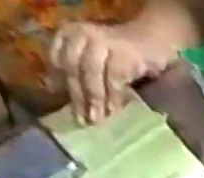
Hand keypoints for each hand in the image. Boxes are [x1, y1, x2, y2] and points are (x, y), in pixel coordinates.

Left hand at [50, 22, 173, 124]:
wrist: (151, 41)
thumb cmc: (120, 54)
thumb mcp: (92, 57)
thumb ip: (75, 68)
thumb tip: (52, 88)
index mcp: (70, 33)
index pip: (58, 58)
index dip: (58, 80)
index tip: (61, 102)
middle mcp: (83, 34)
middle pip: (73, 66)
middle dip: (77, 95)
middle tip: (81, 120)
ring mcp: (104, 42)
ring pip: (90, 72)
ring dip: (93, 99)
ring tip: (96, 120)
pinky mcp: (124, 55)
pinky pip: (114, 79)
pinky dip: (113, 96)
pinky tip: (113, 111)